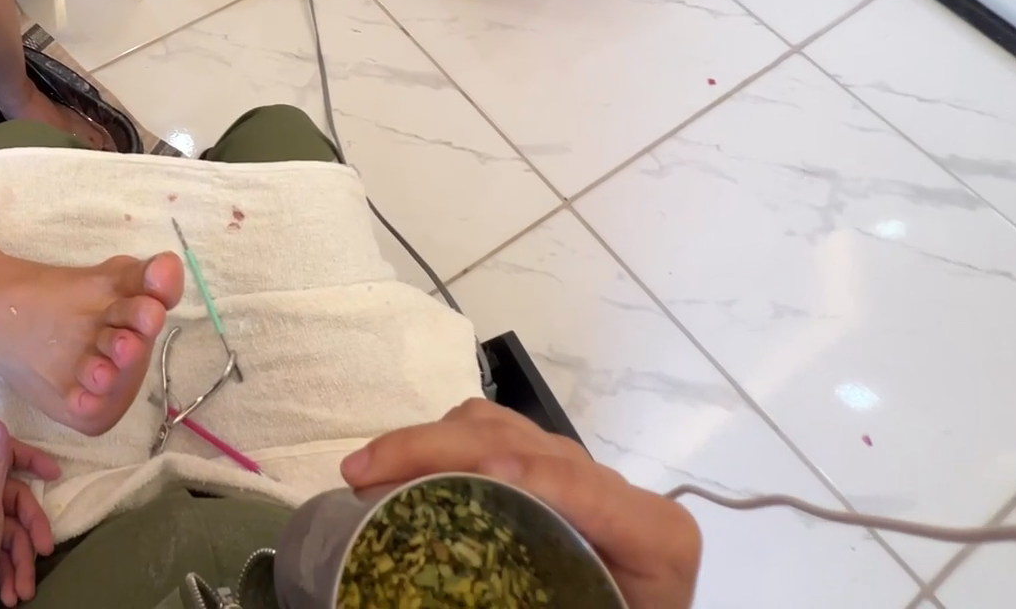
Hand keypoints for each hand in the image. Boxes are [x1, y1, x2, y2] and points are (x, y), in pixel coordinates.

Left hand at [0, 421, 60, 608]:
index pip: (7, 455)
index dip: (33, 460)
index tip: (57, 473)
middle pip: (17, 500)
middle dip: (32, 531)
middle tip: (46, 551)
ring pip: (14, 532)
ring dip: (22, 562)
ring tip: (22, 591)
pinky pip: (4, 553)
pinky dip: (11, 573)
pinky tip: (10, 594)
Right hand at [341, 399, 701, 608]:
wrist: (622, 607)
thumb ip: (557, 604)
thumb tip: (458, 596)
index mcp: (650, 534)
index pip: (592, 492)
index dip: (540, 476)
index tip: (490, 474)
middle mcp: (605, 482)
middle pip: (516, 443)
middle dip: (436, 448)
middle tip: (365, 475)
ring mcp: (560, 461)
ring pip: (486, 424)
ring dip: (420, 440)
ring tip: (365, 471)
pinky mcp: (526, 455)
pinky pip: (476, 427)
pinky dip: (428, 440)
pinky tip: (392, 466)